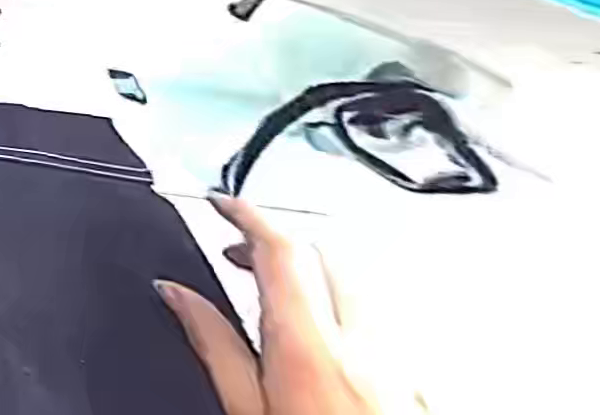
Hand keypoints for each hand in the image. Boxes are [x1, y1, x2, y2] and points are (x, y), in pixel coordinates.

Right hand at [157, 195, 385, 414]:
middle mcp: (366, 351)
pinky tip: (324, 353)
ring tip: (276, 303)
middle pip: (321, 259)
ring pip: (354, 295)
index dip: (244, 213)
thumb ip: (213, 343)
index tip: (219, 203)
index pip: (279, 247)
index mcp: (311, 347)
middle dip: (276, 246)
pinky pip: (379, 336)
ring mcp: (404, 375)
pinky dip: (342, 323)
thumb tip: (175, 292)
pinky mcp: (424, 398)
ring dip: (311, 283)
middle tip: (238, 254)